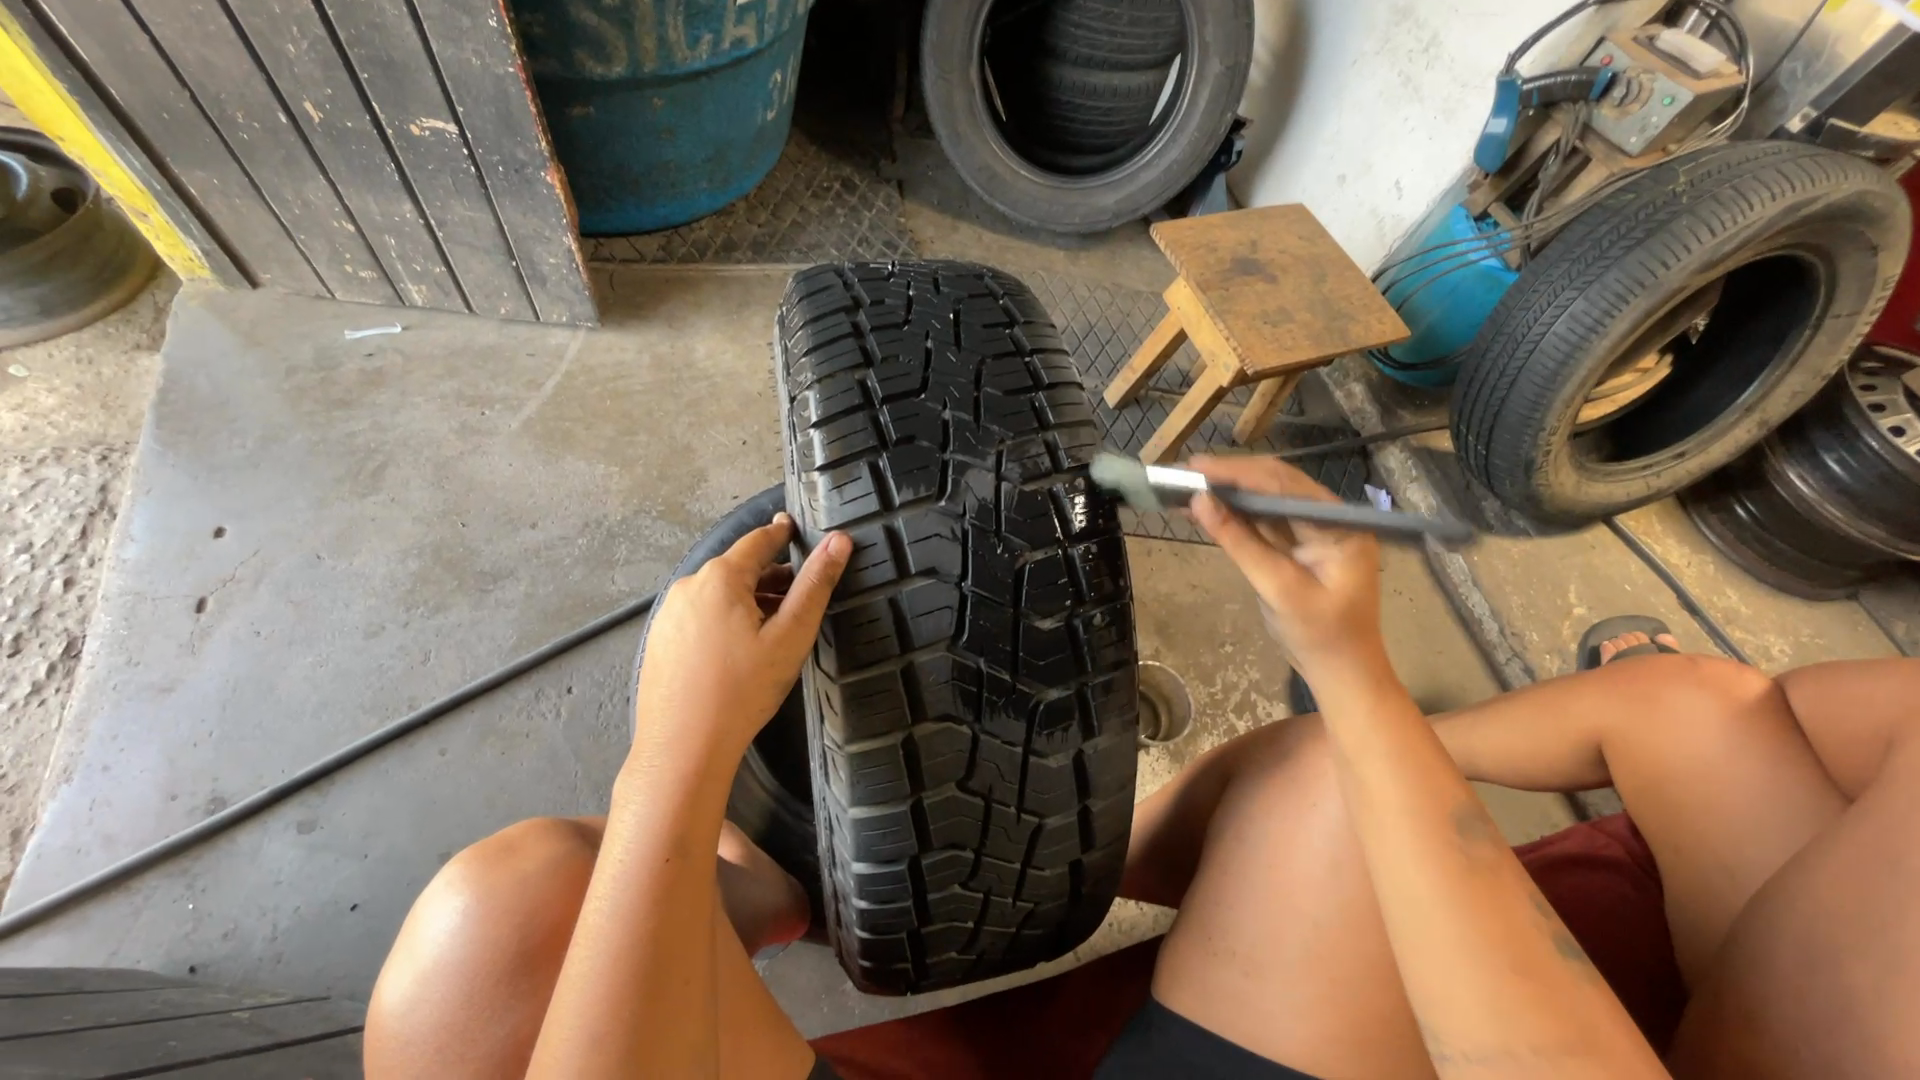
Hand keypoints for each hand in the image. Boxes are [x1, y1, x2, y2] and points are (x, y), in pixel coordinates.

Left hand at [633, 513, 849, 759]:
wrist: (684, 747)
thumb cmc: (741, 692)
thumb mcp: (790, 636)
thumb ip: (815, 584)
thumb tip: (839, 541)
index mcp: (721, 578)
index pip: (758, 541)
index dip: (780, 533)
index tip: (791, 526)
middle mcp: (688, 586)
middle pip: (736, 568)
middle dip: (768, 574)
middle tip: (797, 589)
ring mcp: (668, 614)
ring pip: (716, 593)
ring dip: (746, 598)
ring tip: (773, 624)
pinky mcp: (660, 640)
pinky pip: (698, 615)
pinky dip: (722, 618)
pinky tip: (738, 648)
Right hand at [1187, 454, 1386, 678]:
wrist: (1343, 672)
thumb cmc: (1319, 635)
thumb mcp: (1277, 589)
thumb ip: (1239, 542)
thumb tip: (1199, 502)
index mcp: (1339, 524)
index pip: (1283, 485)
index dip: (1238, 472)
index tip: (1196, 467)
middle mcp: (1329, 519)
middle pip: (1275, 484)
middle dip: (1230, 477)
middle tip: (1185, 473)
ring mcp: (1314, 532)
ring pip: (1267, 499)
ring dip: (1230, 493)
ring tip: (1188, 486)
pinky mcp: (1298, 545)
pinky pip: (1264, 521)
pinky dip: (1236, 515)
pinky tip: (1207, 509)